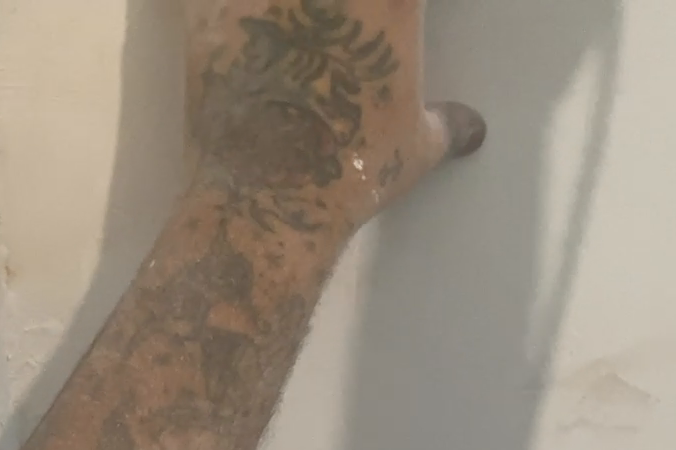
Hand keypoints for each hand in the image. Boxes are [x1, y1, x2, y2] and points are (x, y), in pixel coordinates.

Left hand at [185, 0, 484, 231]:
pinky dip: (206, 7)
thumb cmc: (348, 175)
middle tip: (330, 23)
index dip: (395, 4)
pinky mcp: (209, 12)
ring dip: (279, 6)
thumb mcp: (412, 152)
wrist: (271, 203)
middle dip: (329, 6)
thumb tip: (469, 129)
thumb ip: (444, 125)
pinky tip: (223, 20)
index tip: (389, 17)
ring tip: (285, 22)